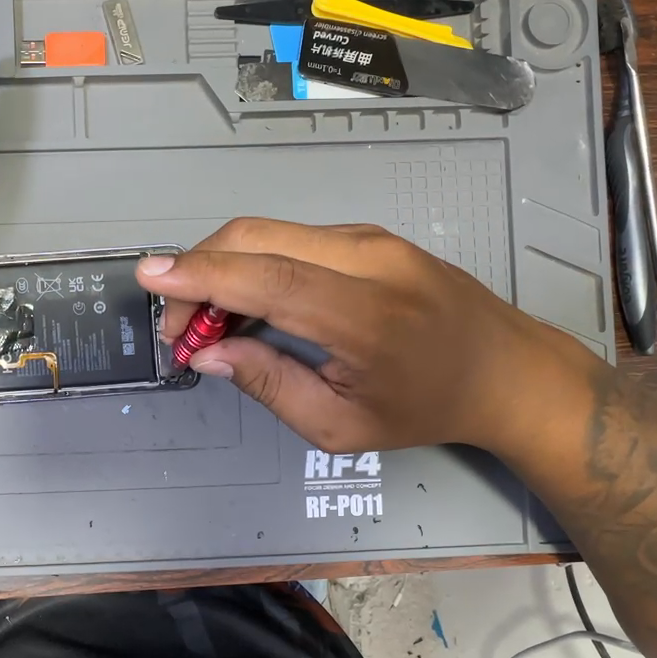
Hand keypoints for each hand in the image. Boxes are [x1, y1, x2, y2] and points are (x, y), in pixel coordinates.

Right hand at [135, 218, 589, 454]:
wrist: (506, 370)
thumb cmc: (426, 407)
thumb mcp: (340, 425)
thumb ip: (269, 385)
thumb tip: (208, 353)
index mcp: (365, 315)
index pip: (266, 278)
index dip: (200, 275)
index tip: (150, 277)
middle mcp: (367, 260)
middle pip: (256, 238)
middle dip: (198, 272)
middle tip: (179, 328)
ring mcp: (370, 239)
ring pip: (268, 232)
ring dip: (220, 268)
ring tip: (207, 322)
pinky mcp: (367, 235)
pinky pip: (290, 237)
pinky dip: (251, 263)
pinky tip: (244, 303)